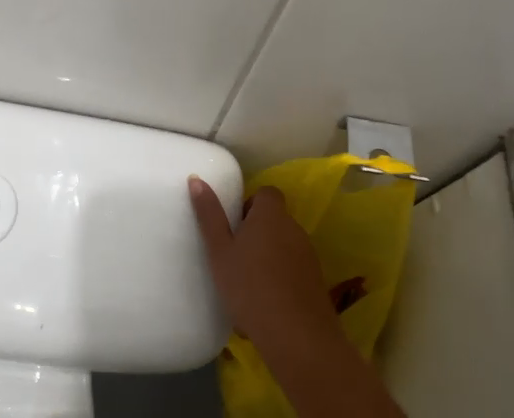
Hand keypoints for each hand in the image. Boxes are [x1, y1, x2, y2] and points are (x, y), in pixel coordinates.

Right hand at [188, 177, 337, 343]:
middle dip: (258, 231)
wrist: (296, 335)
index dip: (251, 204)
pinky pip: (295, 268)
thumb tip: (196, 179)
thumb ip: (209, 215)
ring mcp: (309, 255)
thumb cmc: (249, 287)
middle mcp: (294, 228)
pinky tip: (267, 300)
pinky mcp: (316, 281)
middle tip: (236, 255)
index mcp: (270, 215)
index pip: (267, 193)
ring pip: (285, 244)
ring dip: (270, 254)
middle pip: (276, 219)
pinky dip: (282, 276)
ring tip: (249, 281)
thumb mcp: (219, 251)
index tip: (235, 226)